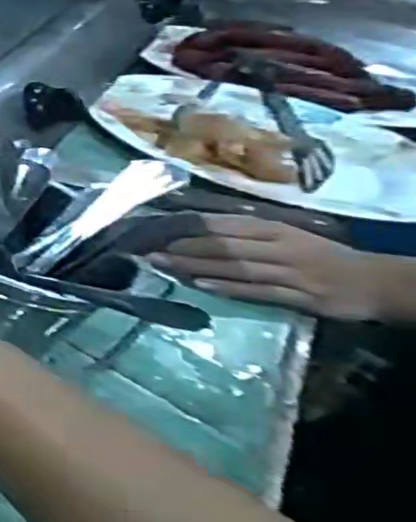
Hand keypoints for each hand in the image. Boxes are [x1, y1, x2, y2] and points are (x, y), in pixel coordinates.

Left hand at [149, 216, 405, 320]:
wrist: (378, 283)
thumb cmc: (318, 254)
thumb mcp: (282, 234)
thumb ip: (240, 230)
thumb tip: (188, 223)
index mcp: (274, 229)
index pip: (221, 225)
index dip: (184, 227)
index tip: (151, 228)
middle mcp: (280, 249)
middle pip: (221, 246)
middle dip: (180, 247)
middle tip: (144, 248)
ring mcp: (292, 274)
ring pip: (234, 268)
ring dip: (194, 265)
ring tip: (160, 263)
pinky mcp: (303, 298)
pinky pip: (259, 292)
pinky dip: (228, 288)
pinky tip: (199, 284)